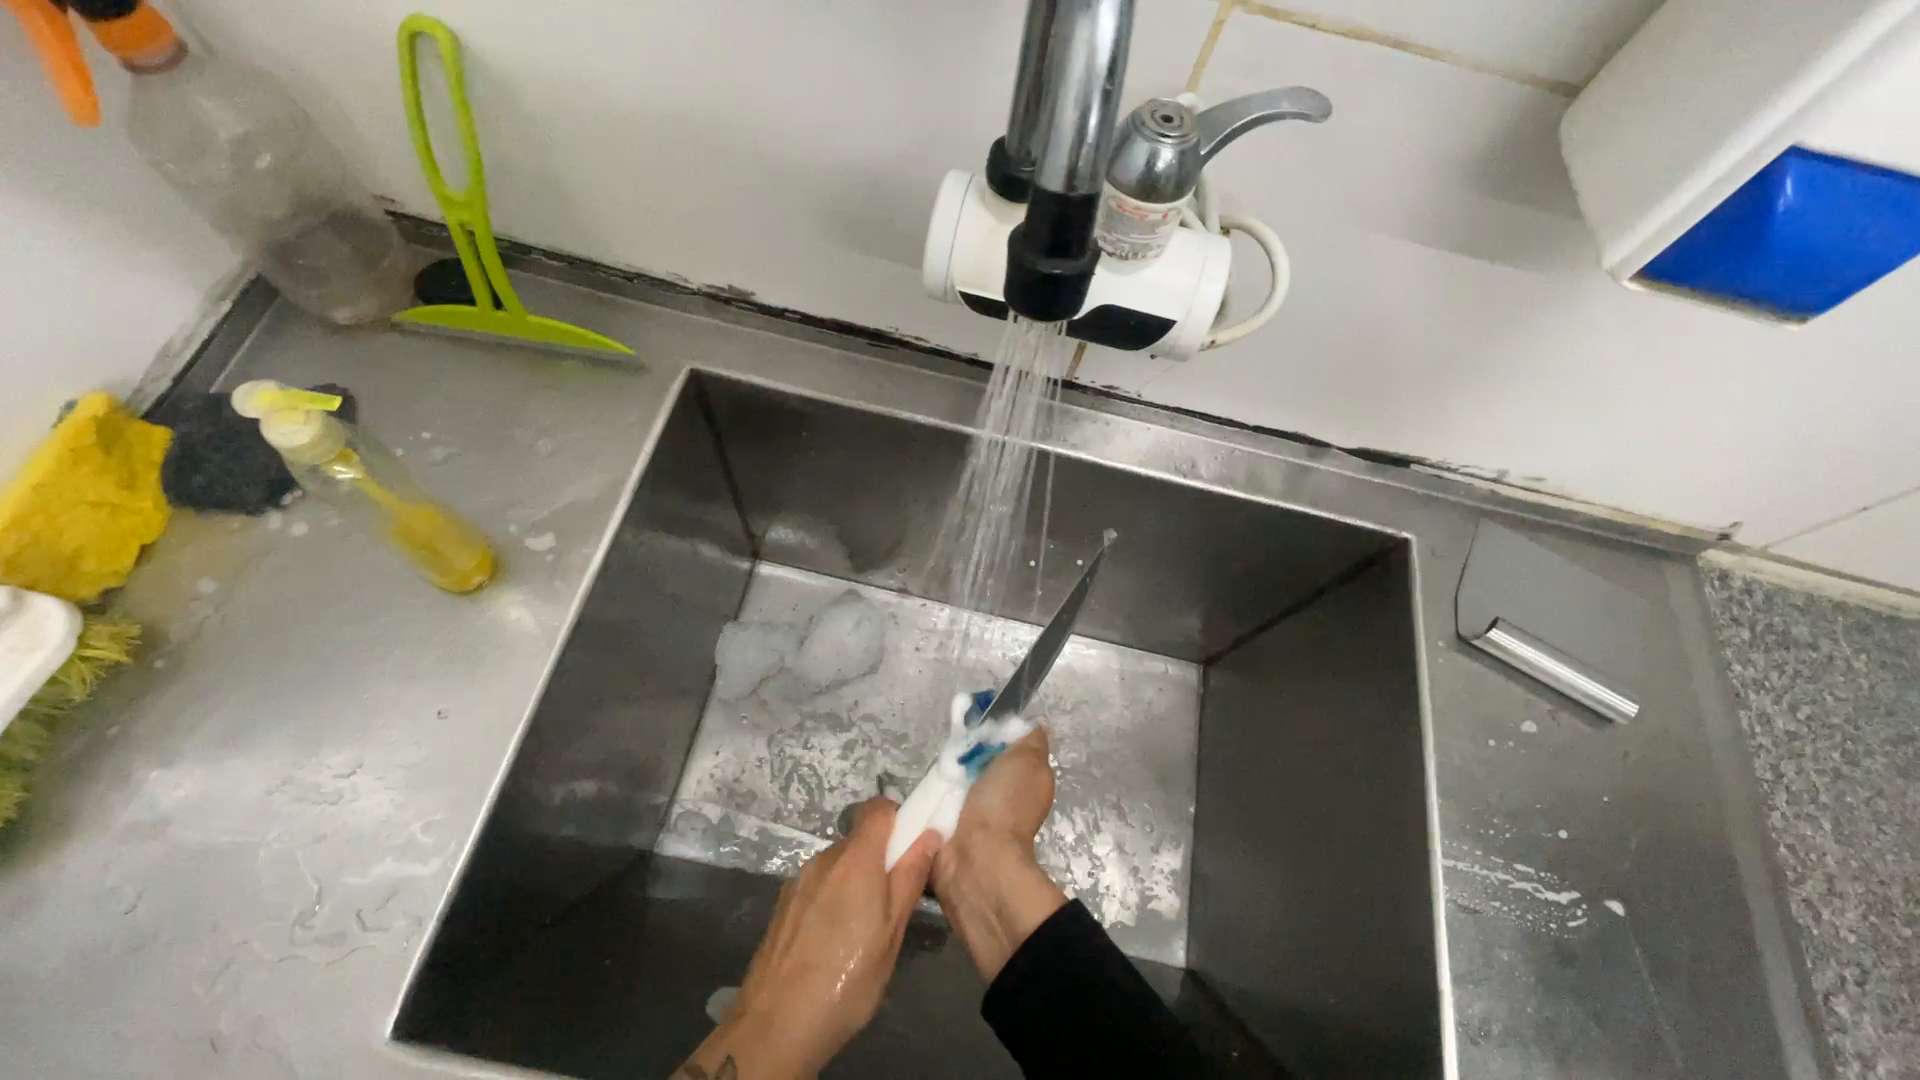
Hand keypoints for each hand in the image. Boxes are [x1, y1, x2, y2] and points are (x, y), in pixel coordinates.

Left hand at [675, 797, 940, 1078]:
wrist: (776, 1023)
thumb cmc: (847, 979)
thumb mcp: (892, 933)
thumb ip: (910, 878)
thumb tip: (929, 834)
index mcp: (855, 860)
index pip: (878, 808)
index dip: (899, 818)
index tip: (911, 848)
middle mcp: (824, 859)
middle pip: (859, 839)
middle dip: (879, 860)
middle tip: (892, 903)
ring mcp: (798, 880)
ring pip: (838, 865)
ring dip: (854, 882)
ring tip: (861, 931)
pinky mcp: (783, 902)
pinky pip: (818, 885)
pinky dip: (832, 899)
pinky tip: (832, 941)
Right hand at [930, 727, 1069, 980]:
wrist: (975, 860)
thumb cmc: (1004, 806)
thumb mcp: (1027, 761)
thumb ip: (1030, 739)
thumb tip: (1034, 722)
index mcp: (1024, 779)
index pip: (1006, 744)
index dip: (992, 729)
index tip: (975, 718)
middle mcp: (1001, 795)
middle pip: (977, 757)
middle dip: (964, 748)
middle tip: (951, 740)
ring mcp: (972, 812)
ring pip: (955, 776)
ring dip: (945, 769)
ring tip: (935, 759)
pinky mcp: (946, 826)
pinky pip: (937, 797)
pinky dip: (931, 790)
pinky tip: (925, 780)